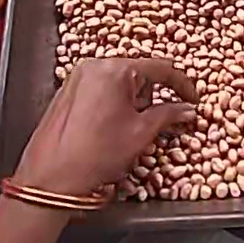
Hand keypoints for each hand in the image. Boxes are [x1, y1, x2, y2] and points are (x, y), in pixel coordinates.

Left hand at [14, 58, 197, 194]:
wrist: (51, 177)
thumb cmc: (96, 154)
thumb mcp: (141, 133)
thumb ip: (168, 114)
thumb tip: (186, 109)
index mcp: (115, 69)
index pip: (160, 68)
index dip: (181, 84)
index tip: (192, 98)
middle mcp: (94, 65)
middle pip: (138, 72)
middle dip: (153, 95)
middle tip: (161, 119)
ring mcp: (78, 77)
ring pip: (119, 81)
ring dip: (134, 100)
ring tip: (131, 129)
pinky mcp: (68, 91)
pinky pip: (101, 88)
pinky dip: (115, 102)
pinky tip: (113, 127)